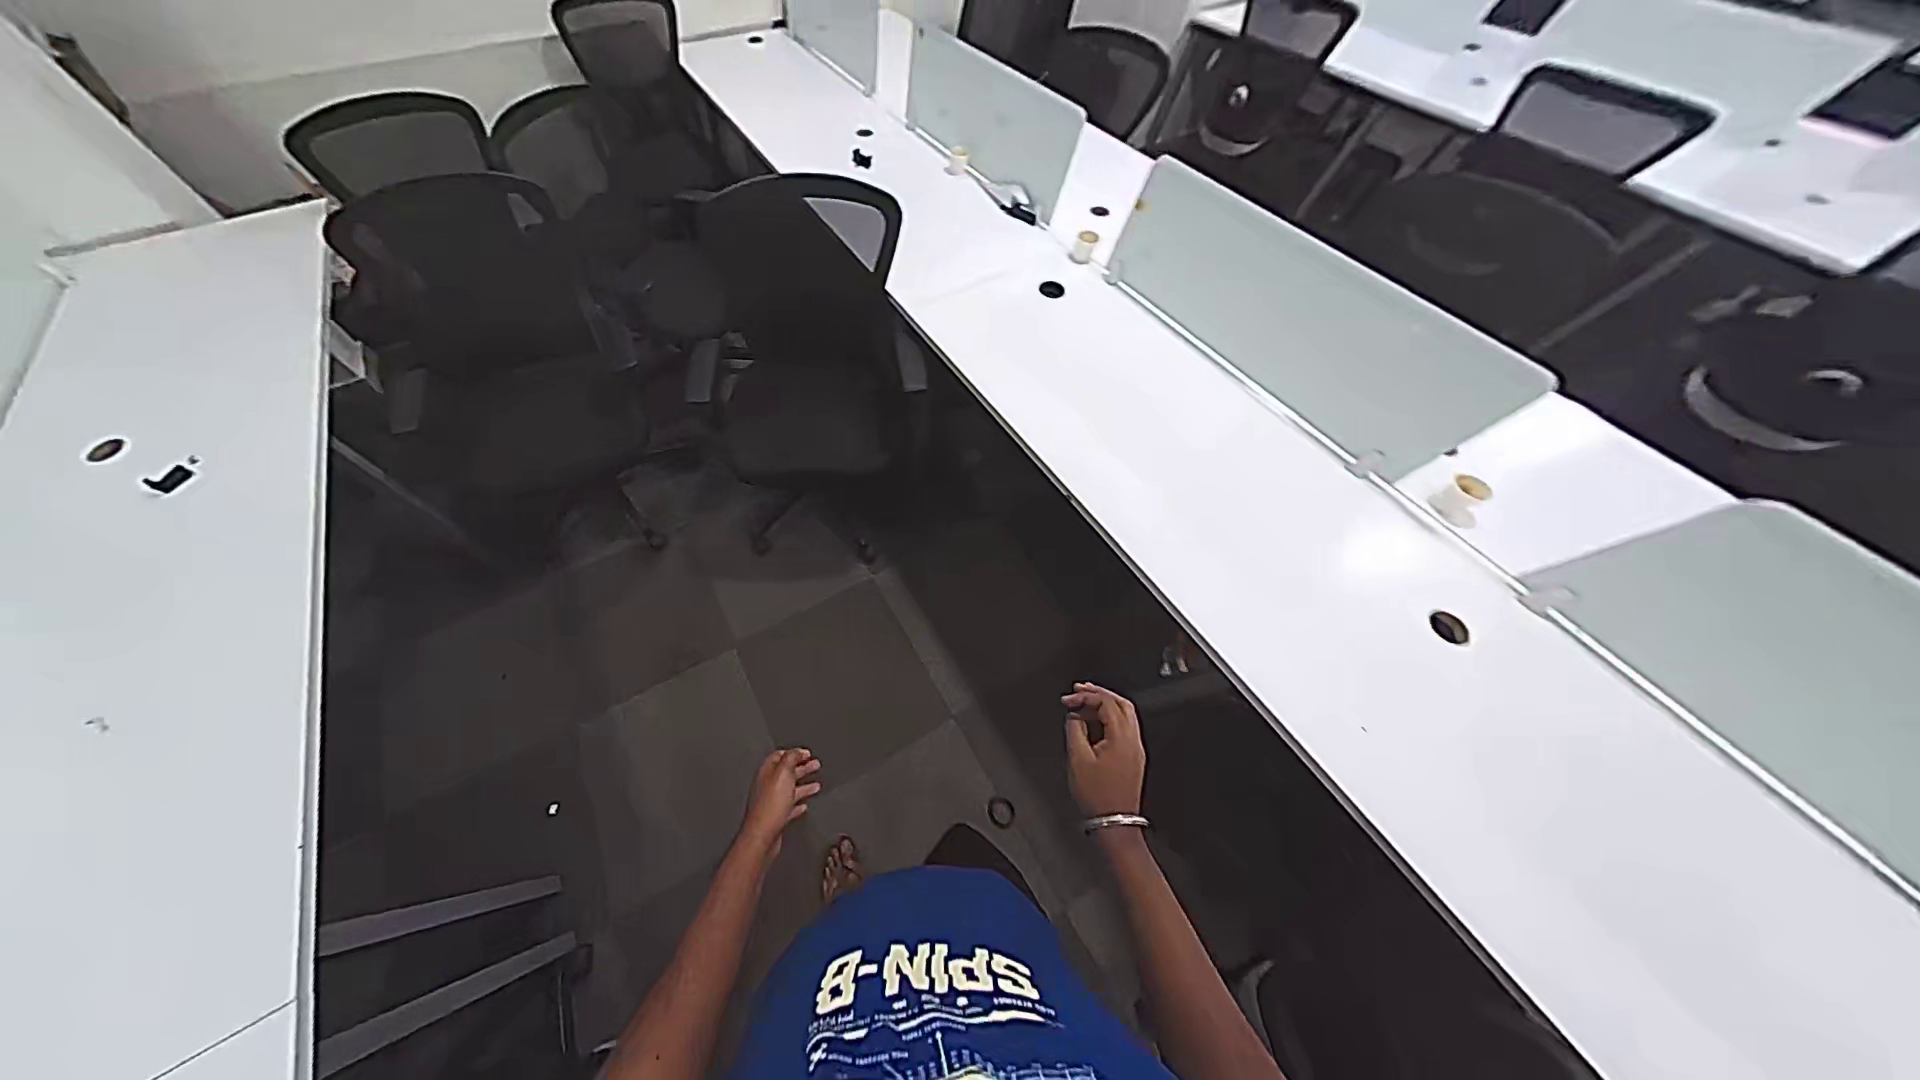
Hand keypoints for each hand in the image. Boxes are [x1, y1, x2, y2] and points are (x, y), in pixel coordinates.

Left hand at [739, 748, 821, 858]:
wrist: (763, 836)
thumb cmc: (770, 806)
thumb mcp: (783, 773)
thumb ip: (790, 758)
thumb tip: (796, 751)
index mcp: (767, 772)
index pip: (780, 756)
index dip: (794, 753)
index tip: (806, 753)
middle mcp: (767, 786)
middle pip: (786, 772)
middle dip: (801, 767)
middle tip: (814, 764)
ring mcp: (770, 802)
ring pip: (789, 789)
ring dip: (803, 785)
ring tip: (816, 784)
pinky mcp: (775, 817)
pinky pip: (789, 806)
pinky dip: (798, 803)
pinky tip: (804, 804)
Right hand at [1063, 682, 1143, 816]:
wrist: (1113, 822)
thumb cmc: (1097, 796)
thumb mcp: (1077, 758)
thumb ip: (1074, 729)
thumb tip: (1074, 716)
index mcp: (1122, 737)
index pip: (1106, 703)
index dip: (1086, 696)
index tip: (1068, 698)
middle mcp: (1133, 740)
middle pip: (1121, 703)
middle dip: (1099, 693)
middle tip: (1080, 689)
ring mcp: (1135, 749)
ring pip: (1125, 714)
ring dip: (1105, 704)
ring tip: (1084, 702)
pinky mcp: (1133, 757)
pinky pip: (1123, 728)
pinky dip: (1109, 718)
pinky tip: (1093, 722)